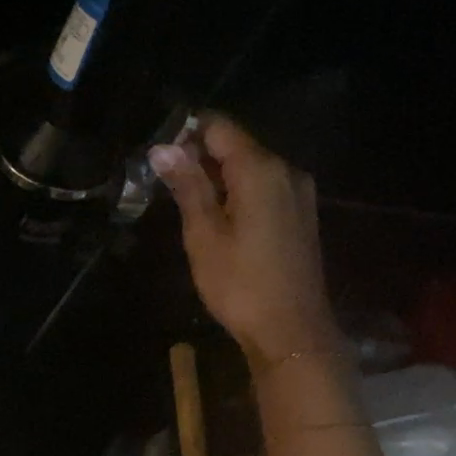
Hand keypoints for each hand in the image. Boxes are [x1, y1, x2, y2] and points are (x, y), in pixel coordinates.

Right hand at [149, 117, 338, 363]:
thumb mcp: (203, 235)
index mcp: (261, 171)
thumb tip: (163, 149)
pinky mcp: (298, 213)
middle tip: (160, 177)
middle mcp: (286, 171)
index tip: (156, 147)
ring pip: (250, 168)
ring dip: (216, 176)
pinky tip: (213, 215)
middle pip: (238, 147)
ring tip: (181, 197)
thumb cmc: (238, 283)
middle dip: (199, 154)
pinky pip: (262, 187)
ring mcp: (297, 192)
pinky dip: (234, 191)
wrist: (289, 326)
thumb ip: (188, 187)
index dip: (188, 131)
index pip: (222, 130)